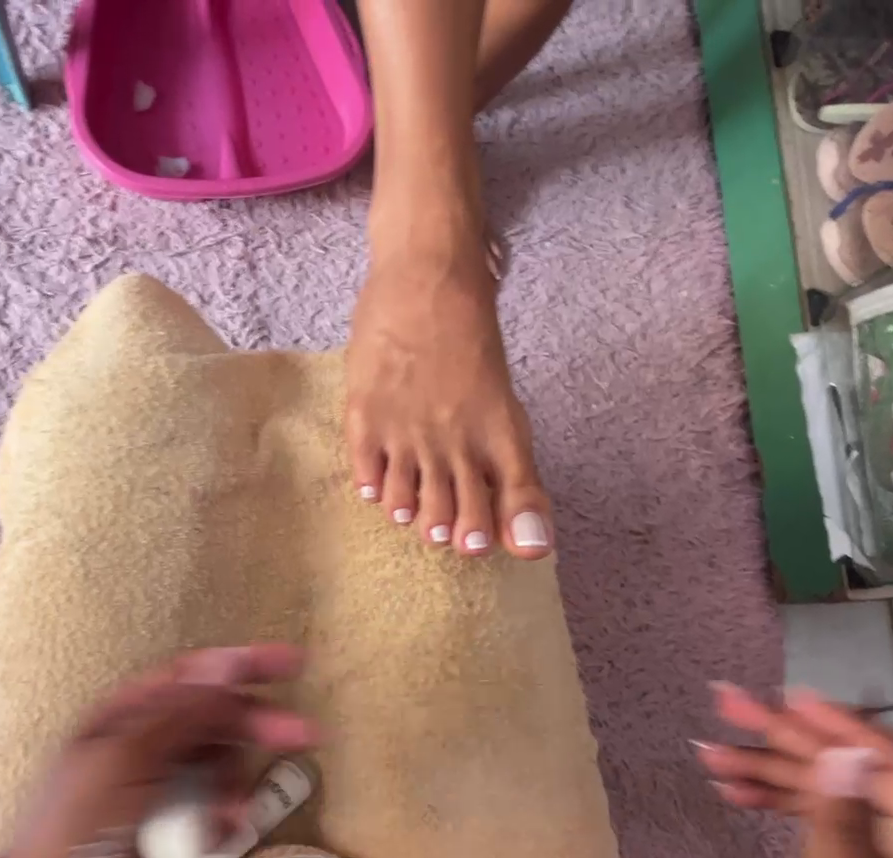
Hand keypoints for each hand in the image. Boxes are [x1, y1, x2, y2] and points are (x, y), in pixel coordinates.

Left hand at [0, 646, 318, 857]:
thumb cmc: (78, 829)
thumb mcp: (125, 758)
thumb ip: (183, 711)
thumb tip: (228, 662)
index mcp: (131, 716)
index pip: (196, 674)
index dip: (243, 663)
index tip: (292, 662)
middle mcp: (158, 743)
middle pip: (223, 715)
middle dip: (259, 721)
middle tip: (300, 733)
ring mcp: (177, 786)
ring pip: (231, 761)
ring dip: (238, 778)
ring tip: (229, 808)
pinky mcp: (192, 828)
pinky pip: (230, 807)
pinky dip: (234, 814)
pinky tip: (223, 830)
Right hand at [345, 241, 553, 558]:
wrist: (426, 279)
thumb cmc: (469, 337)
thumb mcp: (503, 401)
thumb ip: (509, 468)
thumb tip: (526, 537)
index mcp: (498, 432)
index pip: (508, 504)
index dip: (499, 533)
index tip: (482, 544)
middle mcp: (453, 439)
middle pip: (450, 514)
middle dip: (449, 531)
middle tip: (442, 529)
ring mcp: (406, 430)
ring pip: (406, 503)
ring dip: (410, 513)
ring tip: (409, 509)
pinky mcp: (366, 415)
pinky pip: (367, 474)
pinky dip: (374, 488)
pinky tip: (379, 485)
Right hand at [694, 685, 892, 857]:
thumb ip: (842, 818)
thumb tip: (844, 752)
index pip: (889, 760)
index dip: (842, 723)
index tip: (790, 697)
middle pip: (843, 767)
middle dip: (784, 737)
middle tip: (729, 706)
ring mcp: (872, 848)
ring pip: (819, 789)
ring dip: (766, 769)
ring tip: (709, 753)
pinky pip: (810, 816)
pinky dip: (772, 800)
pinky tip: (732, 792)